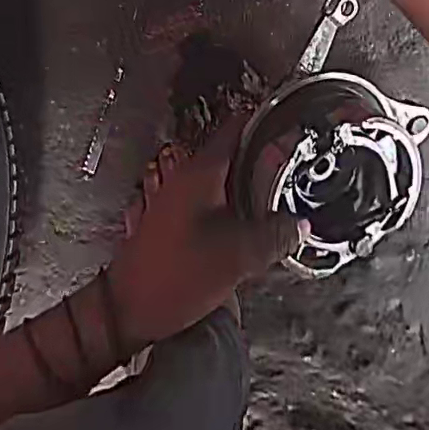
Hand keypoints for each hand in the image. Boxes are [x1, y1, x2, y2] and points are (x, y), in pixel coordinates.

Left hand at [105, 127, 302, 345]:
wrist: (129, 306)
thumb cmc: (178, 274)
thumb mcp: (239, 255)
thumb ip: (275, 235)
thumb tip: (299, 225)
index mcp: (201, 172)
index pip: (233, 129)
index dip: (260, 123)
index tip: (281, 124)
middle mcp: (182, 176)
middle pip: (224, 152)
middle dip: (253, 156)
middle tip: (281, 165)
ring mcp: (170, 196)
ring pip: (210, 175)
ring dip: (235, 180)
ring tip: (262, 194)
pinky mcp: (165, 218)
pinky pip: (198, 196)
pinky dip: (218, 200)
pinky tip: (232, 219)